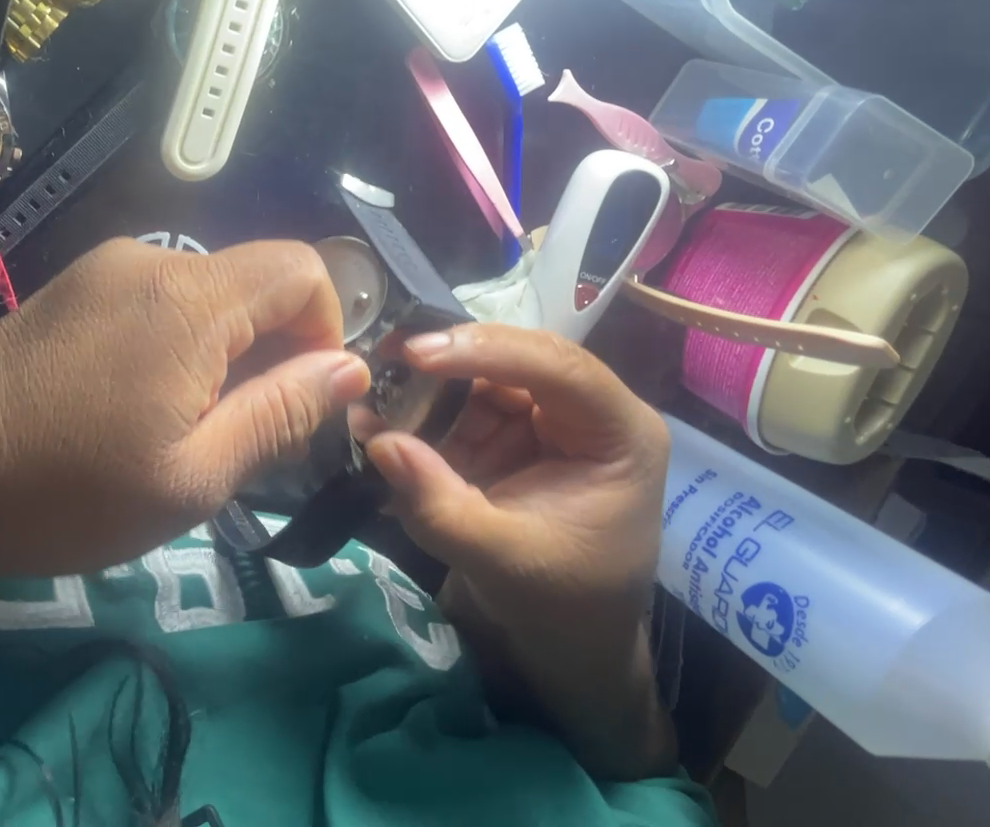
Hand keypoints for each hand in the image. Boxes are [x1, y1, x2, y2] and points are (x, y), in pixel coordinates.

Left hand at [0, 238, 372, 583]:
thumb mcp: (193, 477)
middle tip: (242, 426)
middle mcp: (147, 260)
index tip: (300, 395)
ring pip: (207, 291)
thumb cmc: (68, 495)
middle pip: (254, 278)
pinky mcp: (72, 286)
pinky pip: (156, 297)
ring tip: (184, 420)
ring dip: (223, 347)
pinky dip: (177, 339)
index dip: (324, 327)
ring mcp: (102, 267)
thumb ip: (279, 412)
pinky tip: (138, 398)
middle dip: (272, 346)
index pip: (302, 267)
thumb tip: (349, 369)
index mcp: (185, 300)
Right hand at [360, 325, 669, 626]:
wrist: (565, 639)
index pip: (558, 367)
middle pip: (513, 360)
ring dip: (425, 390)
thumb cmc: (561, 602)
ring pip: (478, 377)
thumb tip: (378, 441)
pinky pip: (460, 406)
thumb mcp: (502, 562)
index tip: (417, 354)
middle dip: (445, 362)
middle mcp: (585, 411)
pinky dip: (420, 416)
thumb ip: (440, 506)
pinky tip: (383, 426)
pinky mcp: (509, 431)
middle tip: (379, 359)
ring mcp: (545, 418)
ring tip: (371, 405)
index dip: (486, 350)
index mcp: (618, 434)